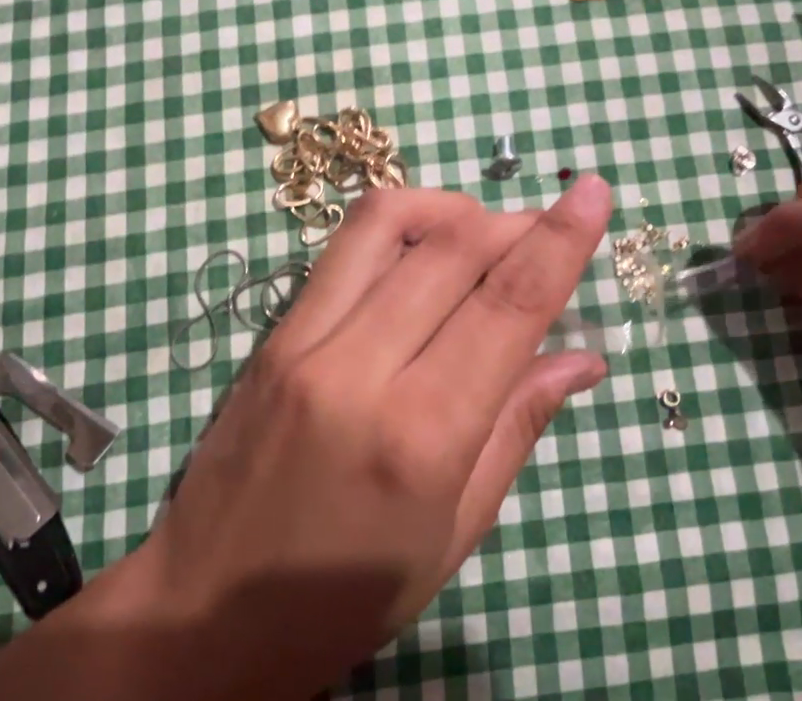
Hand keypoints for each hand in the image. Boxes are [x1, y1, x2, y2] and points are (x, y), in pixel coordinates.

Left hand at [0, 180, 612, 700]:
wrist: (205, 611)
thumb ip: (518, 428)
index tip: (596, 192)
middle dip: (516, 221)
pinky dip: (395, 225)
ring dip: (451, 208)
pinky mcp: (270, 334)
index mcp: (422, 436)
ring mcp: (303, 342)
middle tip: (551, 223)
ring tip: (486, 229)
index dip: (561, 241)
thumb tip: (582, 356)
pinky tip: (422, 248)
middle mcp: (362, 370)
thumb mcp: (454, 533)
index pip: (508, 307)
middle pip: (453, 250)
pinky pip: (341, 249)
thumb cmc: (345, 597)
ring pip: (387, 225)